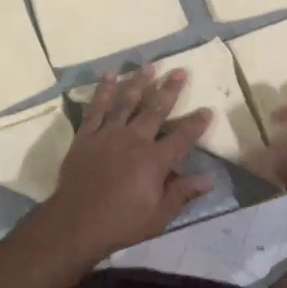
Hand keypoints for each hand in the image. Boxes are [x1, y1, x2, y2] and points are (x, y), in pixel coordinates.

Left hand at [32, 67, 214, 260]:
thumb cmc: (121, 222)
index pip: (182, 138)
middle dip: (170, 89)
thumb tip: (210, 178)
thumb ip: (183, 193)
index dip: (196, 124)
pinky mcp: (87, 135)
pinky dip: (104, 90)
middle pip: (155, 109)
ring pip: (126, 101)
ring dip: (139, 81)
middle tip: (180, 70)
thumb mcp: (158, 216)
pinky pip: (97, 107)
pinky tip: (110, 75)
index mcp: (154, 161)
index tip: (208, 109)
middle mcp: (133, 140)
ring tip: (149, 65)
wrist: (76, 221)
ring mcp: (108, 134)